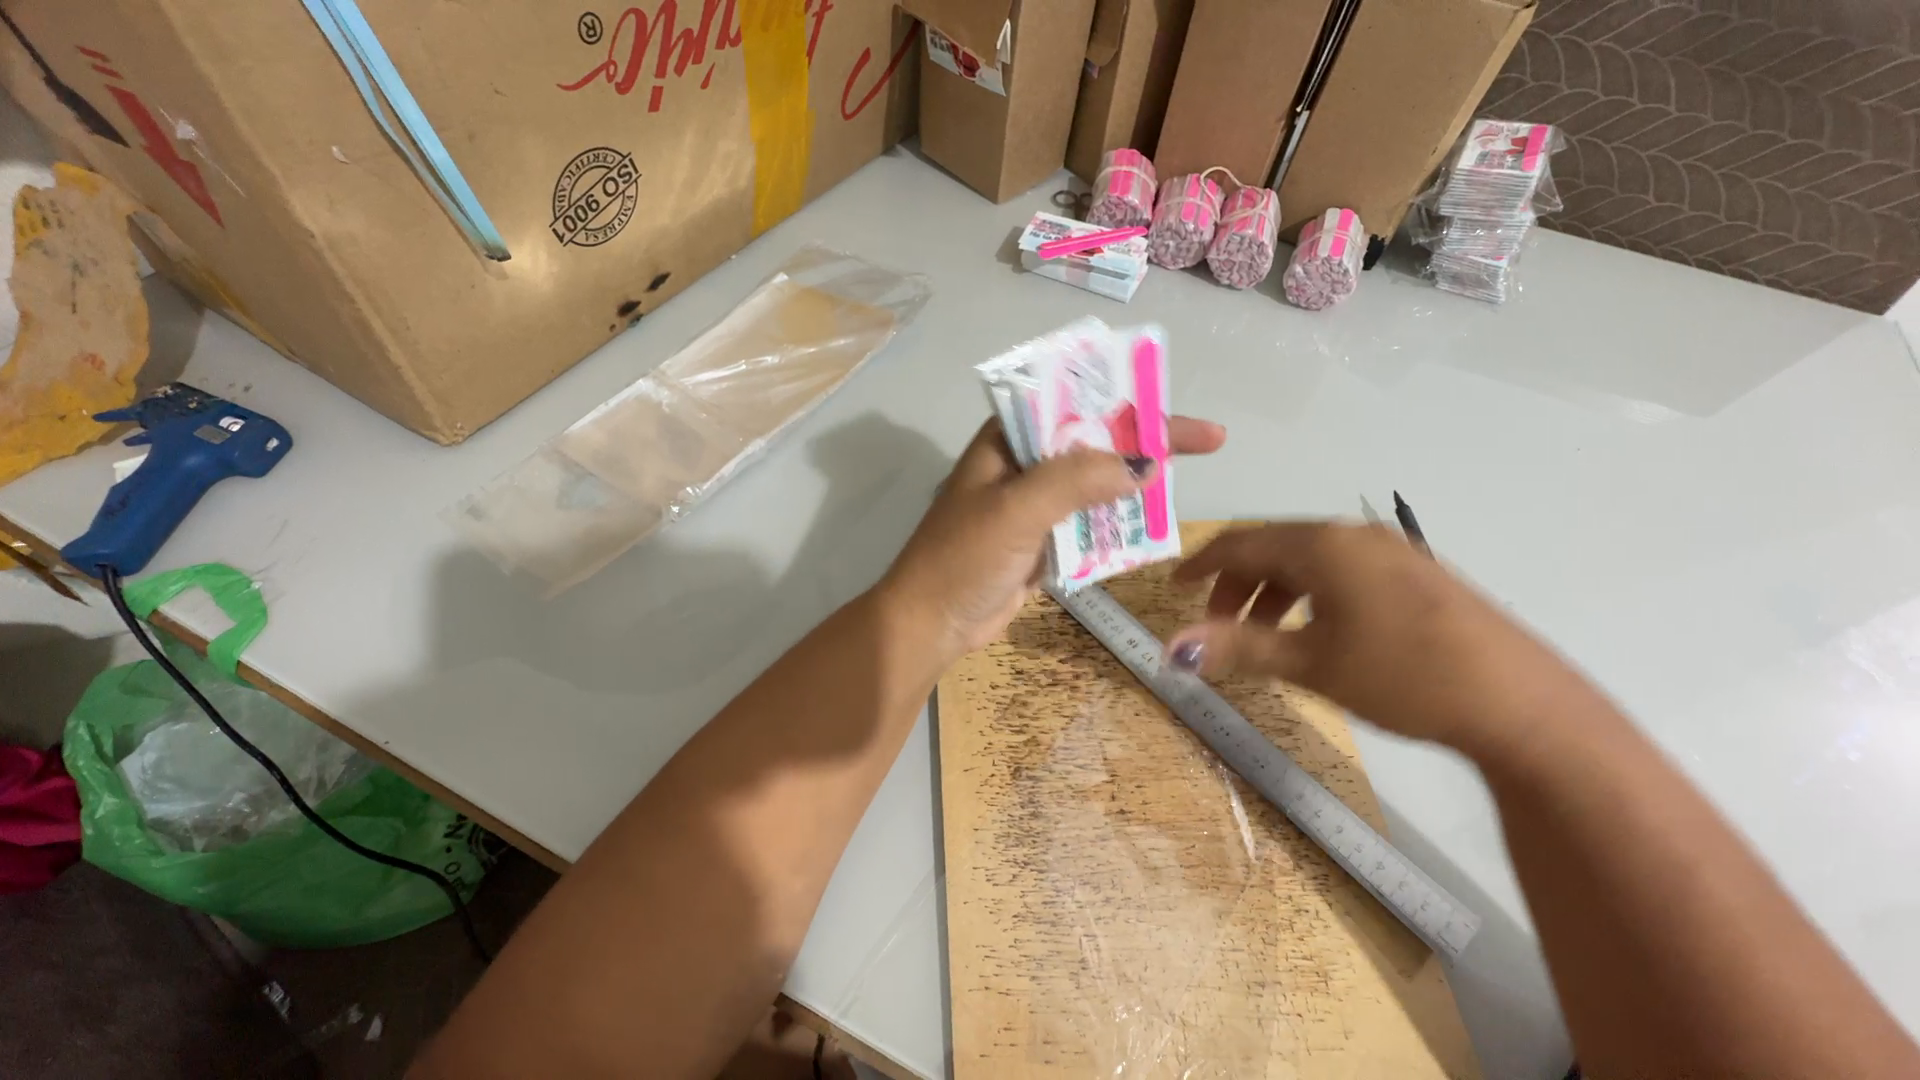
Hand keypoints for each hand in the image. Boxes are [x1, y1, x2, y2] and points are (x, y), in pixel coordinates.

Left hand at [878, 416, 1226, 664]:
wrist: (930, 624)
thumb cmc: (963, 558)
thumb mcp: (1017, 508)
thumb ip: (1075, 480)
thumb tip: (1142, 466)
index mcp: (1006, 441)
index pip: (1075, 405)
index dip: (1129, 402)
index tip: (1178, 410)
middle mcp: (1021, 464)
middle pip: (1092, 443)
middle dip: (1142, 442)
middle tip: (1205, 443)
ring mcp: (1031, 505)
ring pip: (1094, 485)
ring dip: (1131, 486)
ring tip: (1181, 484)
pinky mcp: (1040, 542)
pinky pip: (1088, 524)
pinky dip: (1116, 524)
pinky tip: (1150, 524)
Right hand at [1167, 523, 1595, 752]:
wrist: (1519, 704)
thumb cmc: (1403, 677)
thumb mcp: (1312, 664)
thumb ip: (1239, 648)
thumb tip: (1172, 647)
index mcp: (1323, 545)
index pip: (1242, 542)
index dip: (1201, 565)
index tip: (1173, 590)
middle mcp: (1355, 535)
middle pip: (1275, 547)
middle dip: (1237, 584)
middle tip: (1218, 626)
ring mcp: (1393, 552)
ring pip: (1311, 560)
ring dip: (1274, 591)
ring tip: (1264, 636)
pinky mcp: (1418, 575)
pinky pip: (1343, 570)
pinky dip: (1311, 593)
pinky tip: (1318, 631)